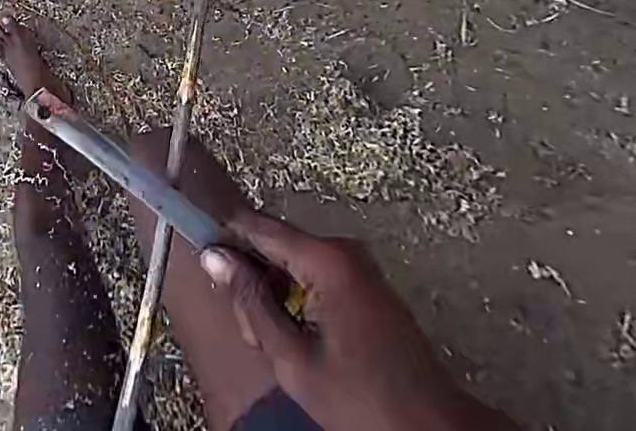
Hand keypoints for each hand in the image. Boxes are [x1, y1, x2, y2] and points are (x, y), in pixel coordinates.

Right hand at [201, 211, 515, 430]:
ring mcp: (355, 262)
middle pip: (272, 245)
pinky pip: (312, 272)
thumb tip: (213, 256)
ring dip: (271, 294)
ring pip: (289, 260)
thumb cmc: (363, 401)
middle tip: (252, 335)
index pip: (258, 226)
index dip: (224, 233)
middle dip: (252, 281)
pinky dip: (294, 298)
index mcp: (325, 260)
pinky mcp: (362, 279)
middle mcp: (341, 248)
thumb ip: (251, 303)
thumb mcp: (294, 359)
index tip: (197, 248)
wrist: (438, 430)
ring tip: (275, 346)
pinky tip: (296, 338)